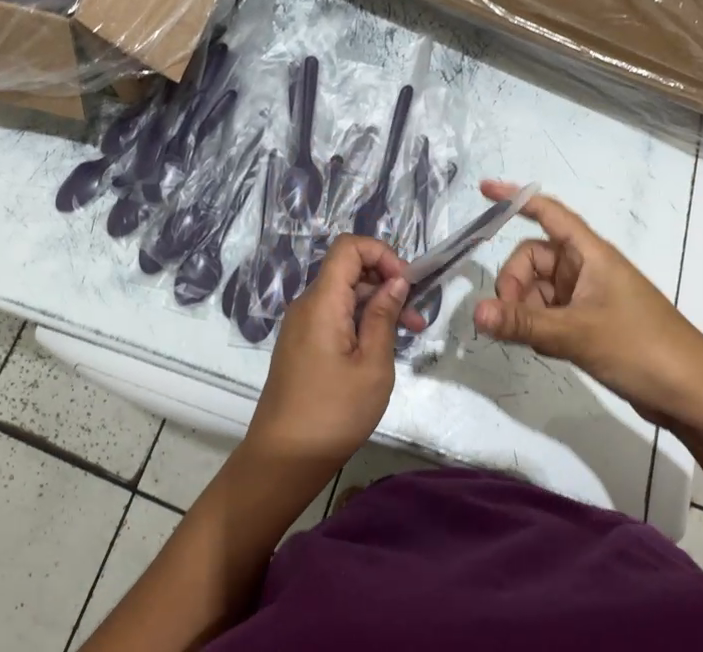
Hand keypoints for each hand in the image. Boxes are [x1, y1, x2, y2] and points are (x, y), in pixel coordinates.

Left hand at [243, 235, 419, 469]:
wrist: (285, 456)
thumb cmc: (334, 412)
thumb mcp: (372, 365)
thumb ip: (383, 317)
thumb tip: (396, 282)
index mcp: (322, 302)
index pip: (348, 247)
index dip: (381, 253)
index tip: (407, 284)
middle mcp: (307, 305)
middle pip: (348, 270)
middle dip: (386, 283)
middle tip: (418, 319)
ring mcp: (301, 325)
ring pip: (343, 295)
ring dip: (376, 306)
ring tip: (408, 336)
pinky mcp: (301, 344)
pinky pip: (333, 316)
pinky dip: (360, 321)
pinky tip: (381, 349)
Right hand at [472, 181, 702, 429]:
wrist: (692, 395)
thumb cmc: (641, 348)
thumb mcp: (576, 334)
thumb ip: (522, 322)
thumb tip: (475, 311)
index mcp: (591, 254)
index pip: (548, 213)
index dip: (516, 199)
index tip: (484, 190)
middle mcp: (588, 269)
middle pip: (533, 258)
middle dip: (513, 281)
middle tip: (507, 316)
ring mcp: (589, 298)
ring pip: (539, 290)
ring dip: (524, 308)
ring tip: (525, 338)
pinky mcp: (591, 325)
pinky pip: (550, 313)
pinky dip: (537, 325)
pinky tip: (540, 347)